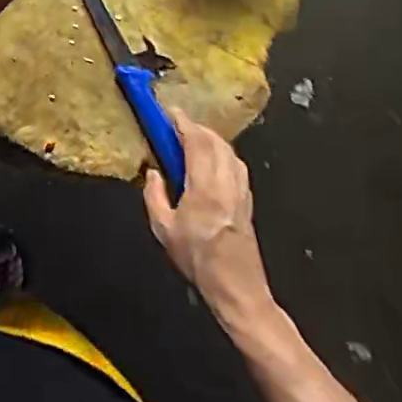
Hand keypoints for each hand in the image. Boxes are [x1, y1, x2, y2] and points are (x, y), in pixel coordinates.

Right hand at [143, 108, 272, 316]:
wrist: (237, 289)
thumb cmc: (198, 260)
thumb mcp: (164, 230)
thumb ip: (154, 196)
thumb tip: (153, 173)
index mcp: (205, 187)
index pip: (197, 142)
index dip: (183, 123)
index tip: (170, 113)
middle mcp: (226, 183)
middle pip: (216, 142)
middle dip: (197, 127)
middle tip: (179, 124)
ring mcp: (241, 191)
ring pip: (230, 152)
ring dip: (212, 139)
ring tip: (194, 139)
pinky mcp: (248, 201)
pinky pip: (236, 165)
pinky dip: (223, 153)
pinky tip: (213, 160)